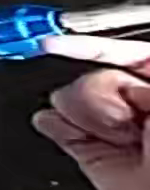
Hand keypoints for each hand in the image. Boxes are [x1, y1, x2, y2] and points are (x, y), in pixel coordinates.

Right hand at [34, 35, 149, 189]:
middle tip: (134, 119)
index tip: (54, 43)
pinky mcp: (88, 146)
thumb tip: (107, 70)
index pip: (128, 53)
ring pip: (65, 98)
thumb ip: (142, 69)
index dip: (92, 46)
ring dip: (87, 116)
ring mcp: (116, 126)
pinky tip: (84, 137)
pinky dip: (58, 126)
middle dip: (102, 95)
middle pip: (92, 76)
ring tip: (123, 138)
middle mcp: (144, 104)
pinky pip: (49, 121)